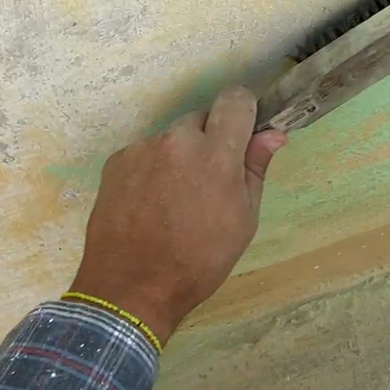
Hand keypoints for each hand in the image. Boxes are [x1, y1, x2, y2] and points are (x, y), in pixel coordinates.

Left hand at [69, 85, 287, 343]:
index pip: (235, 100)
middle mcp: (178, 140)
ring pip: (171, 138)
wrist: (131, 289)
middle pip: (201, 118)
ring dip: (179, 155)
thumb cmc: (199, 261)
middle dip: (209, 140)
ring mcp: (143, 148)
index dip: (242, 113)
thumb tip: (272, 134)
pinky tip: (149, 204)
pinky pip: (144, 153)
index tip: (242, 134)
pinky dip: (151, 169)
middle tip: (208, 181)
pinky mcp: (116, 161)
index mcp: (216, 154)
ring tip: (174, 199)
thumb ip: (255, 169)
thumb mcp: (243, 220)